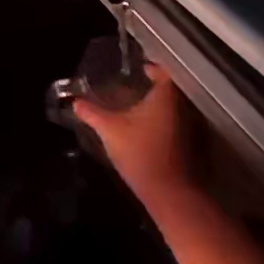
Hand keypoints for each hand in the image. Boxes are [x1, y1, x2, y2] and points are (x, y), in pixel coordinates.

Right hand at [72, 63, 189, 200]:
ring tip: (133, 106)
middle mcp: (181, 105)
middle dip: (149, 86)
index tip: (131, 69)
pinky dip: (161, 122)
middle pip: (166, 87)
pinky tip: (144, 129)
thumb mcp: (110, 130)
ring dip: (155, 105)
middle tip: (128, 86)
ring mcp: (188, 126)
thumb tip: (75, 101)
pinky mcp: (189, 145)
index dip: (146, 67)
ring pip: (171, 107)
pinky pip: (174, 123)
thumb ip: (92, 113)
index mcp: (165, 94)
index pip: (159, 69)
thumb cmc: (141, 153)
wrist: (169, 196)